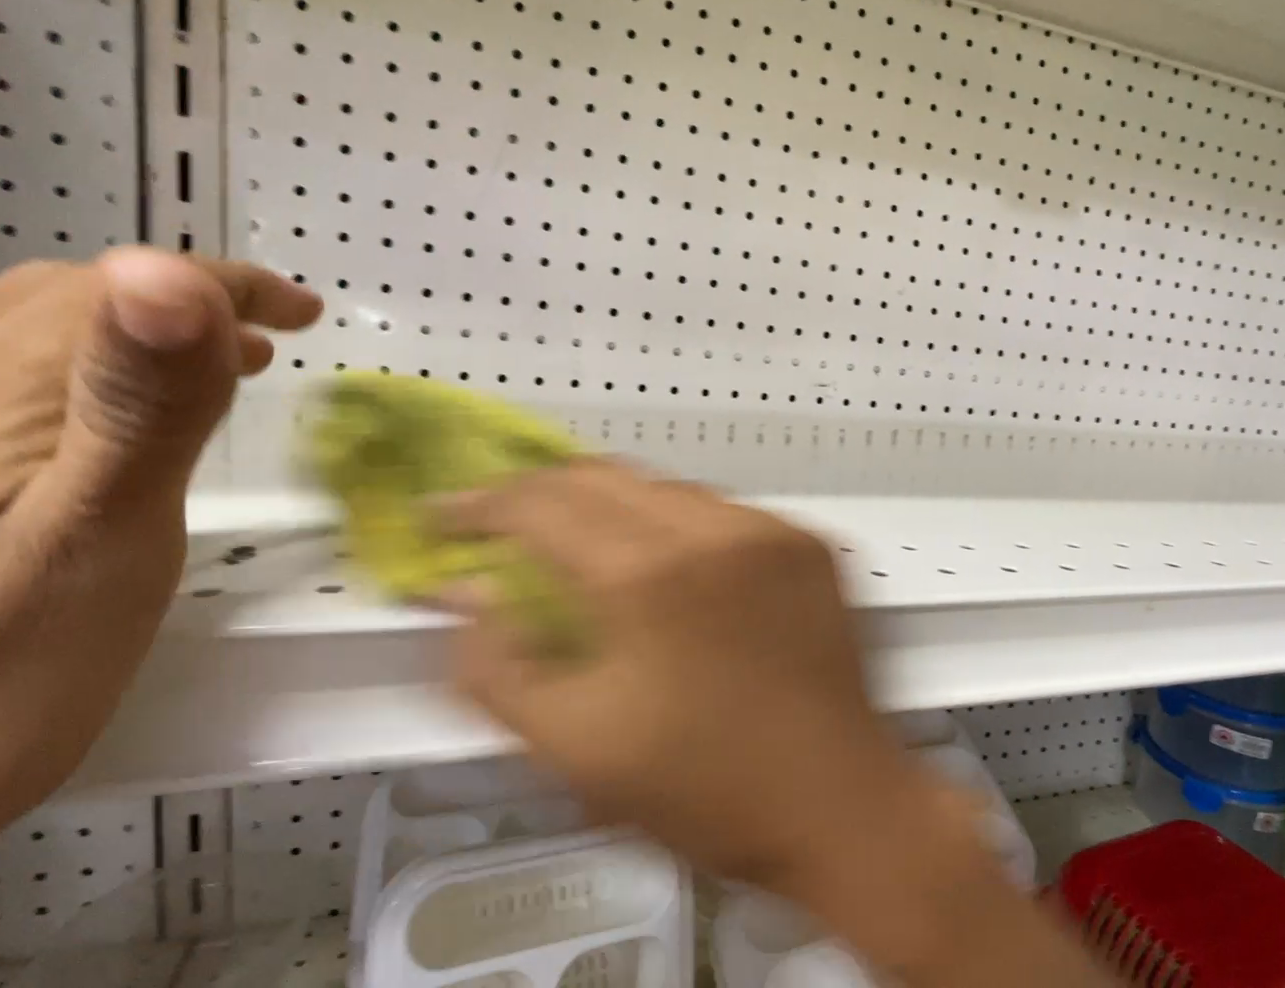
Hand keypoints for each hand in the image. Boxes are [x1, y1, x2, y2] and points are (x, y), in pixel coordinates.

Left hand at [0, 248, 320, 935]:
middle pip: (68, 296)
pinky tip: (80, 413)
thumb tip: (171, 276)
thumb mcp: (97, 540)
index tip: (306, 314)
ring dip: (124, 326)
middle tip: (269, 340)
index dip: (229, 287)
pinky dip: (63, 361)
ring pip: (15, 327)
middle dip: (185, 300)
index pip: (124, 290)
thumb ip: (141, 406)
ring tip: (199, 363)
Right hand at [433, 461, 923, 892]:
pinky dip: (679, 529)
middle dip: (542, 496)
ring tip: (587, 556)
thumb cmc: (702, 791)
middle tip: (505, 530)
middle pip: (602, 477)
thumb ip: (496, 665)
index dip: (481, 505)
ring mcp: (772, 529)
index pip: (542, 504)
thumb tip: (468, 590)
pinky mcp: (812, 544)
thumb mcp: (573, 749)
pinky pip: (723, 513)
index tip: (443, 516)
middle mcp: (714, 528)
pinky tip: (674, 576)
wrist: (840, 807)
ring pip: (664, 490)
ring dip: (612, 511)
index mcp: (648, 574)